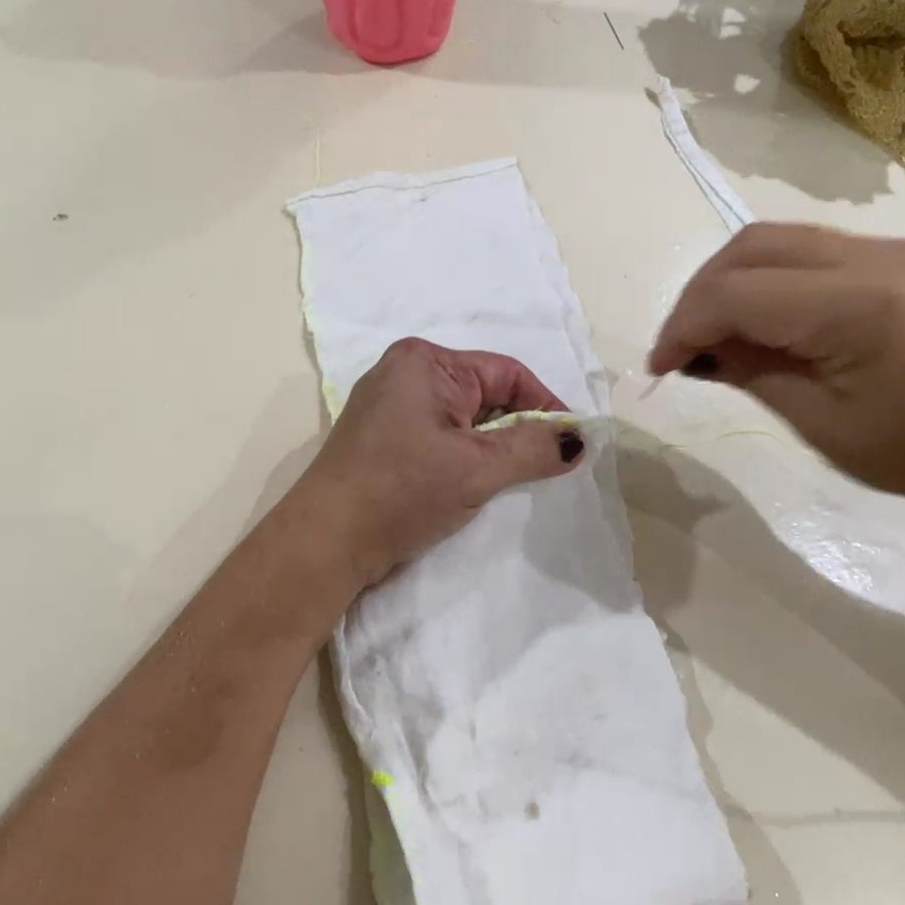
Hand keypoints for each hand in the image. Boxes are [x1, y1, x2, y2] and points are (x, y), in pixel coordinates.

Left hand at [293, 338, 585, 586]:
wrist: (325, 543)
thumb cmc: (401, 493)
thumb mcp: (477, 468)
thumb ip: (533, 449)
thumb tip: (578, 440)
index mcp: (424, 362)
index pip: (506, 374)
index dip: (545, 407)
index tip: (572, 446)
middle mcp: (403, 373)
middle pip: (484, 394)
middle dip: (515, 430)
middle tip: (541, 468)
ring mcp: (387, 408)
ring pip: (461, 420)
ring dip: (489, 448)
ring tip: (504, 480)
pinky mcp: (379, 441)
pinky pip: (437, 437)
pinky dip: (461, 457)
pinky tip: (469, 485)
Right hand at [647, 223, 904, 515]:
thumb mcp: (822, 424)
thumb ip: (755, 373)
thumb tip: (702, 351)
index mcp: (855, 305)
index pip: (736, 293)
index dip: (683, 326)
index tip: (659, 368)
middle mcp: (876, 258)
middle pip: (753, 246)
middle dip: (700, 294)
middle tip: (680, 347)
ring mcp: (897, 252)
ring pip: (782, 241)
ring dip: (733, 282)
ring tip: (714, 337)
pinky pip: (818, 253)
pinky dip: (773, 281)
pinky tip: (765, 325)